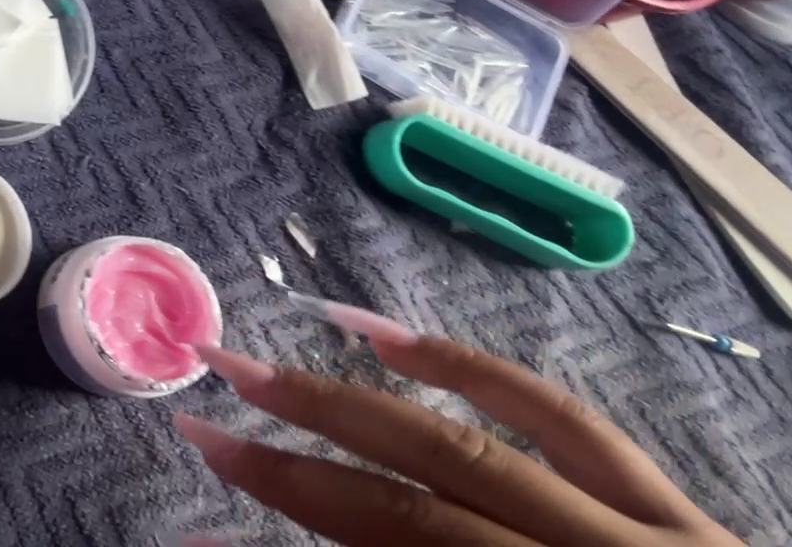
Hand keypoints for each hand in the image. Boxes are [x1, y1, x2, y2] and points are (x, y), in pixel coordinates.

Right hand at [177, 297, 742, 546]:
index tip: (185, 540)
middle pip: (407, 517)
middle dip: (288, 468)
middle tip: (198, 419)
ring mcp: (642, 545)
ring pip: (463, 452)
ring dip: (344, 403)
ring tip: (257, 372)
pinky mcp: (679, 515)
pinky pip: (562, 422)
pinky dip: (466, 369)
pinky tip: (389, 337)